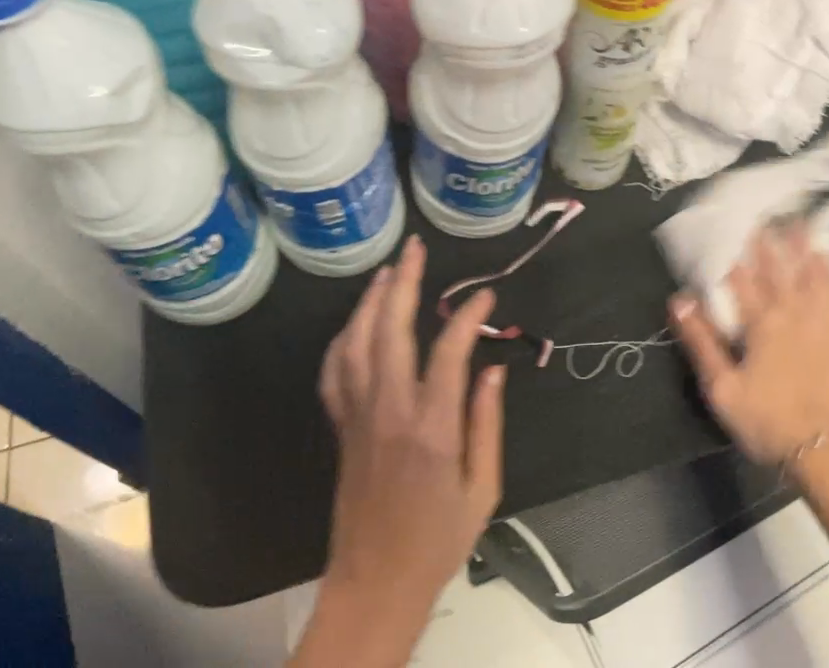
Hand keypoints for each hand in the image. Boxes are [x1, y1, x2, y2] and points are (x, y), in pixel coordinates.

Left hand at [315, 234, 504, 621]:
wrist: (376, 580)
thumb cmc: (438, 540)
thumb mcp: (483, 490)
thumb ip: (487, 426)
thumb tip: (494, 370)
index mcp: (433, 428)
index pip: (449, 352)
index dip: (468, 316)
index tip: (485, 297)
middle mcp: (390, 411)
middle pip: (391, 331)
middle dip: (404, 283)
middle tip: (416, 249)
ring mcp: (359, 416)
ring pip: (356, 343)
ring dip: (371, 301)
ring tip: (388, 270)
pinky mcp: (341, 426)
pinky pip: (334, 372)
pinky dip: (343, 339)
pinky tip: (355, 323)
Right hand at [668, 225, 828, 464]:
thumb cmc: (767, 422)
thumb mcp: (721, 389)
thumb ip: (700, 342)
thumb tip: (680, 301)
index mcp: (761, 324)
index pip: (742, 280)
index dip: (733, 256)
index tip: (728, 231)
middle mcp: (794, 315)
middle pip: (779, 271)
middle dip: (768, 244)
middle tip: (764, 219)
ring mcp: (826, 325)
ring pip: (812, 277)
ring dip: (803, 250)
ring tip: (799, 226)